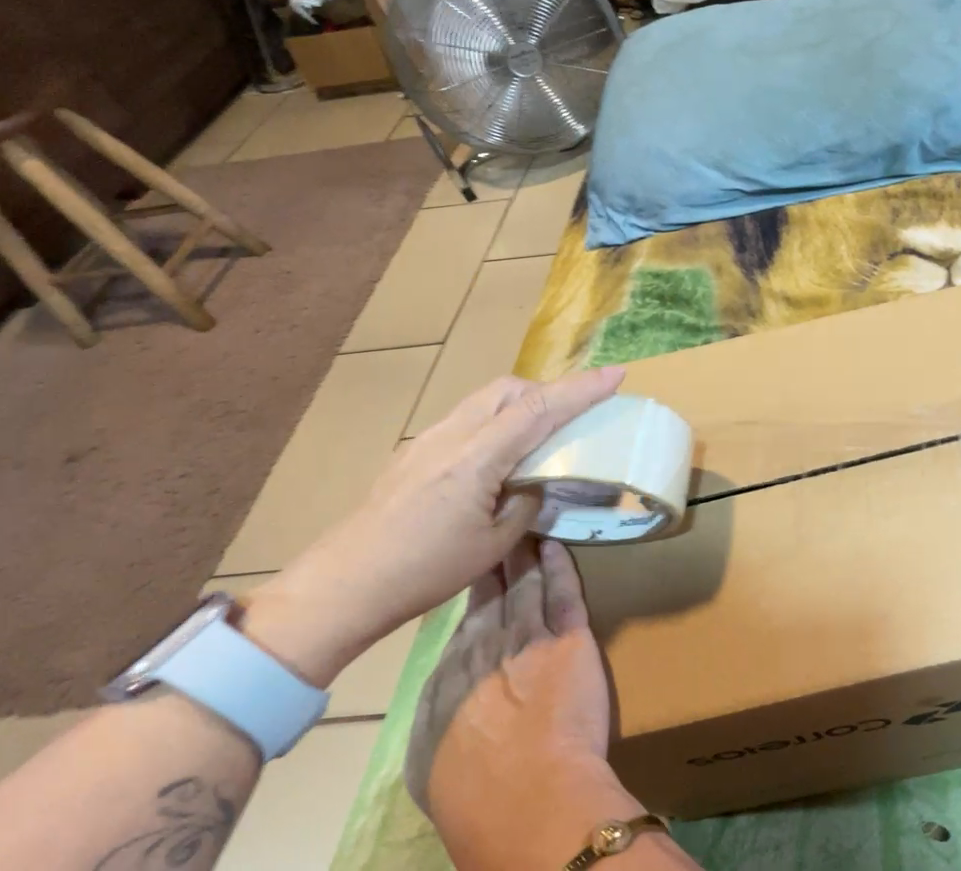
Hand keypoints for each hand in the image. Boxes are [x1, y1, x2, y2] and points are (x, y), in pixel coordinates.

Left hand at [240, 368, 624, 685]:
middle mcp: (451, 436)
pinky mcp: (412, 454)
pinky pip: (465, 420)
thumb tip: (536, 486)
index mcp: (476, 458)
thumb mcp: (492, 544)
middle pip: (508, 389)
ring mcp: (426, 441)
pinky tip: (497, 458)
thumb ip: (524, 504)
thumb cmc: (424, 570)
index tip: (616, 375)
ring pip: (483, 401)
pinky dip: (494, 422)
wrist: (344, 585)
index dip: (581, 390)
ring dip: (520, 404)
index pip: (539, 409)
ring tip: (541, 433)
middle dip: (549, 389)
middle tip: (577, 411)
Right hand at [405, 539, 613, 831]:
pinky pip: (564, 593)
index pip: (462, 626)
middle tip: (497, 530)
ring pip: (526, 585)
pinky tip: (557, 546)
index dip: (470, 599)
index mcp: (449, 677)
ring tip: (526, 527)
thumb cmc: (472, 794)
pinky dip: (560, 566)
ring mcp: (528, 638)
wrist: (524, 794)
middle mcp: (484, 647)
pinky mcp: (570, 638)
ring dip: (526, 554)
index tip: (472, 575)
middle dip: (493, 561)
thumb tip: (440, 718)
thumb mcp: (429, 762)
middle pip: (490, 595)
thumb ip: (437, 726)